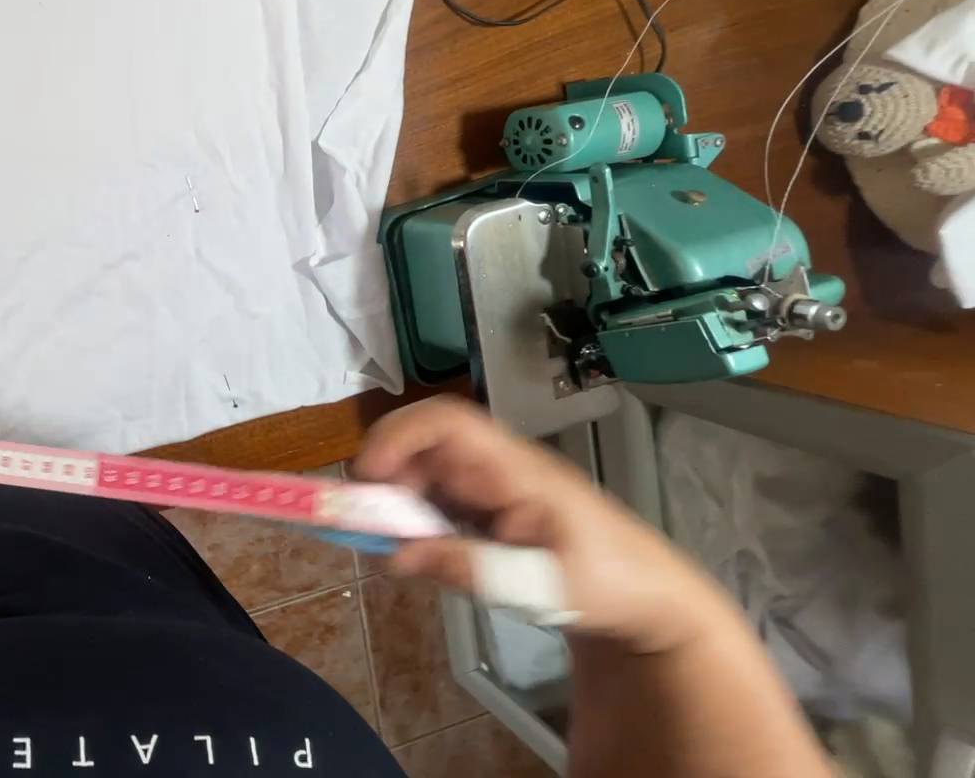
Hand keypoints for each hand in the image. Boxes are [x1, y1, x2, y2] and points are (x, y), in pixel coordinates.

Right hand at [353, 396, 735, 653]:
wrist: (653, 598)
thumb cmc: (608, 585)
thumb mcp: (543, 587)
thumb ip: (469, 568)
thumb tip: (395, 557)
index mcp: (515, 469)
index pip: (446, 422)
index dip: (398, 436)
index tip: (368, 475)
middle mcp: (494, 464)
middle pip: (420, 440)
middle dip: (385, 471)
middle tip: (369, 517)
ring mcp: (487, 480)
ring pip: (419, 465)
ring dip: (395, 495)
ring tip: (392, 537)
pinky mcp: (482, 501)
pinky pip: (432, 491)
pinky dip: (411, 512)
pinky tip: (417, 543)